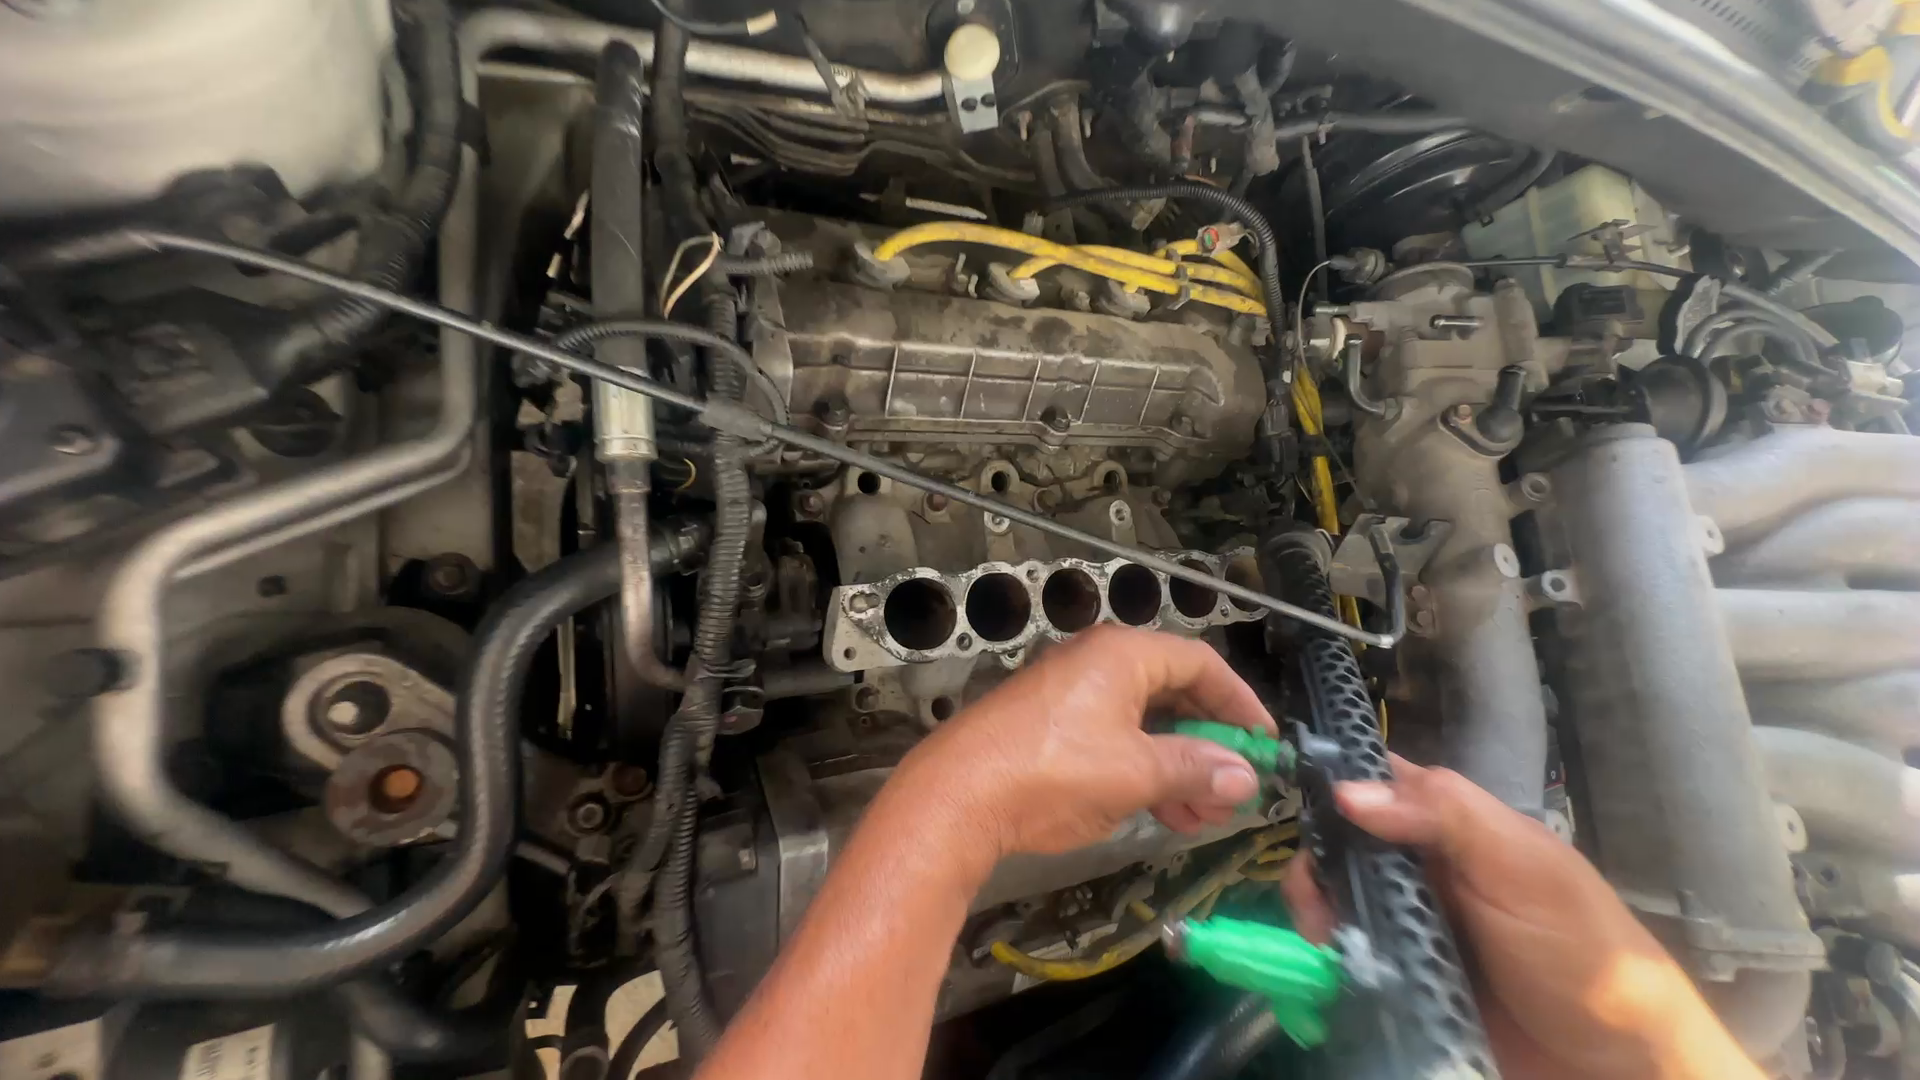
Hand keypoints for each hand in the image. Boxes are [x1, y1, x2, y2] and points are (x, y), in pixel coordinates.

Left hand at [885, 625, 1275, 868]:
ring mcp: (1068, 693)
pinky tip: (1161, 811)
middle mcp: (1095, 662)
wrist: (960, 794)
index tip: (1264, 742)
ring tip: (1201, 817)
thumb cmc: (1055, 772)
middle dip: (1207, 744)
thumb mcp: (1137, 772)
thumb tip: (1244, 775)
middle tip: (1235, 789)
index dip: (1238, 701)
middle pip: (1171, 692)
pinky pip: (1111, 737)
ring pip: (1141, 722)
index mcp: (1121, 655)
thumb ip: (1195, 769)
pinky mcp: (1048, 724)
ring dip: (1177, 766)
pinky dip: (1140, 769)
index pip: (1199, 663)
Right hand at [1281, 757, 1762, 1079]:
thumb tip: (1343, 791)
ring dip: (1314, 905)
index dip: (1327, 779)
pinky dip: (1327, 949)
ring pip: (1332, 890)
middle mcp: (1415, 862)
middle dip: (1313, 860)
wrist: (1619, 1071)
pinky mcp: (1396, 968)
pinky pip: (1344, 945)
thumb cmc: (1581, 951)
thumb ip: (1443, 816)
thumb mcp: (1523, 868)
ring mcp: (1403, 916)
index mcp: (1444, 823)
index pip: (1371, 778)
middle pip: (1337, 838)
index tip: (1290, 800)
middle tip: (1315, 899)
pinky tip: (1330, 962)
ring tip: (1323, 938)